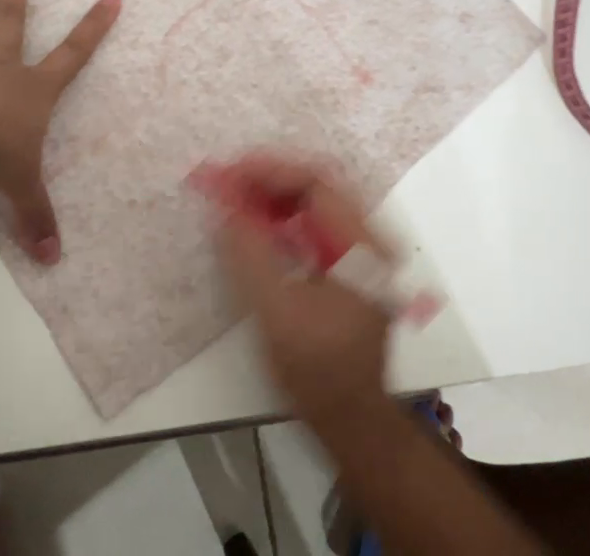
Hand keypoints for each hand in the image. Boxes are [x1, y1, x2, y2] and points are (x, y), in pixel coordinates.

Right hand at [214, 155, 393, 426]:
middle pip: (316, 185)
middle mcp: (368, 241)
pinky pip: (311, 224)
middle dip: (265, 178)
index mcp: (361, 247)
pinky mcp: (346, 268)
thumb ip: (249, 253)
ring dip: (269, 195)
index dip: (267, 171)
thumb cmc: (317, 369)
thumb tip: (225, 204)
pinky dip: (278, 217)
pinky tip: (251, 225)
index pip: (316, 182)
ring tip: (229, 198)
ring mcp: (360, 254)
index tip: (225, 176)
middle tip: (222, 182)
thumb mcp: (276, 311)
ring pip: (313, 202)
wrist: (350, 419)